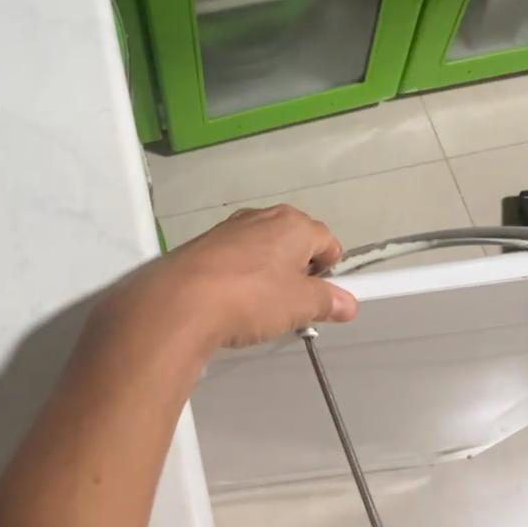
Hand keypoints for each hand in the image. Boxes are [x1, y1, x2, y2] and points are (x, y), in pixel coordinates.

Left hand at [98, 205, 357, 352]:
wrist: (180, 302)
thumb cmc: (251, 297)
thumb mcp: (300, 305)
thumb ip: (327, 301)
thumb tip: (347, 304)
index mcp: (292, 224)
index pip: (327, 241)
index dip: (330, 271)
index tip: (323, 297)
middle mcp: (261, 217)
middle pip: (292, 243)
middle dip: (297, 272)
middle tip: (293, 305)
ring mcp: (228, 229)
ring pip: (261, 251)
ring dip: (266, 275)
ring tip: (259, 309)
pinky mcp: (202, 246)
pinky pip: (233, 261)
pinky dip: (238, 278)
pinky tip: (231, 304)